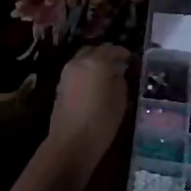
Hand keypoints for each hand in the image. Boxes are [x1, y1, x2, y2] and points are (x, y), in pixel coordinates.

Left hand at [46, 44, 130, 169]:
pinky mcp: (59, 86)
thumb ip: (119, 80)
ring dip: (93, 63)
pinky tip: (94, 84)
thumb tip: (116, 72)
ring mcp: (66, 73)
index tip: (131, 59)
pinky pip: (75, 72)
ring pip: (82, 60)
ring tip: (106, 75)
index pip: (111, 49)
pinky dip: (85, 73)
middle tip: (117, 64)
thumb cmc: (102, 121)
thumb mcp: (120, 99)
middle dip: (105, 55)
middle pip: (93, 51)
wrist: (71, 141)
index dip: (122, 53)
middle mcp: (78, 62)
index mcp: (96, 62)